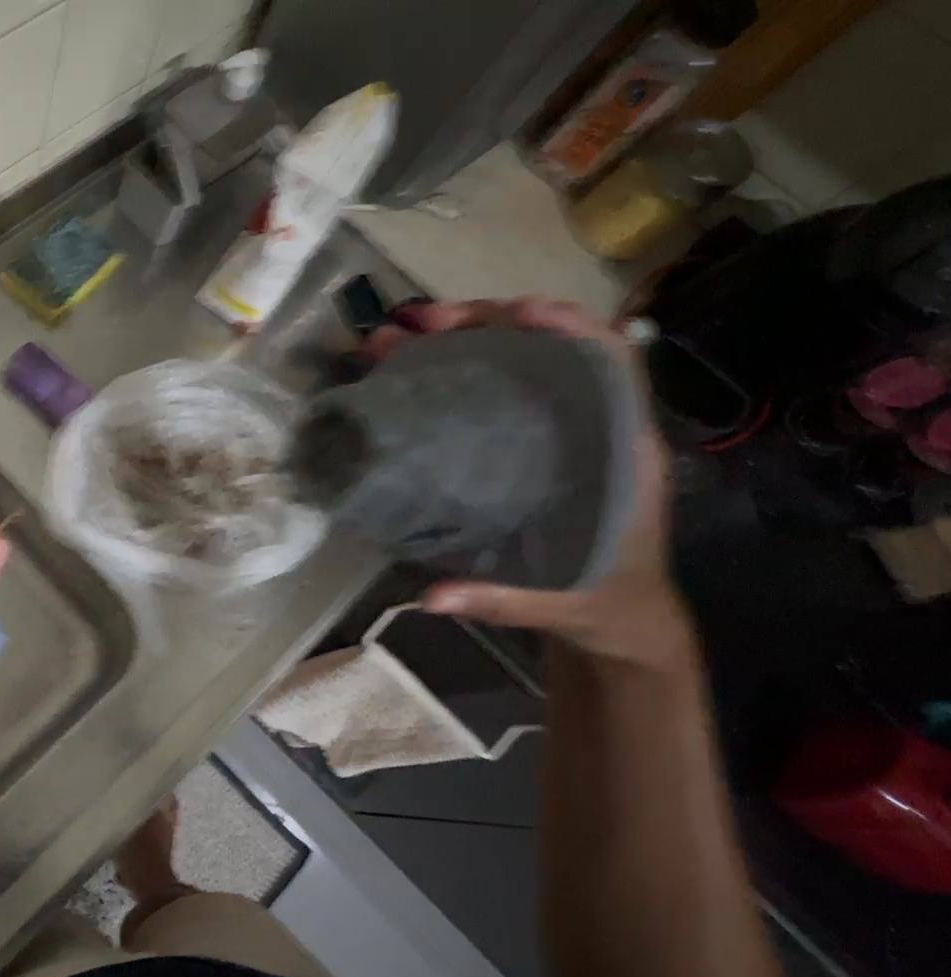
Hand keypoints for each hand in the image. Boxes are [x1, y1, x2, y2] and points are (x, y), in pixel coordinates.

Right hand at [364, 298, 694, 669]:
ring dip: (458, 344)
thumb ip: (502, 600)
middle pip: (547, 352)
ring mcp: (557, 436)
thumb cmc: (608, 606)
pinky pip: (494, 397)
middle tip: (416, 324)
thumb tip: (428, 598)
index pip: (609, 365)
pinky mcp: (525, 450)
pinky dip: (452, 376)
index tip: (513, 312)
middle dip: (484, 326)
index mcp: (623, 454)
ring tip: (396, 339)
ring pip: (514, 367)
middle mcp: (592, 430)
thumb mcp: (563, 606)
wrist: (621, 622)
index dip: (566, 329)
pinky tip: (409, 375)